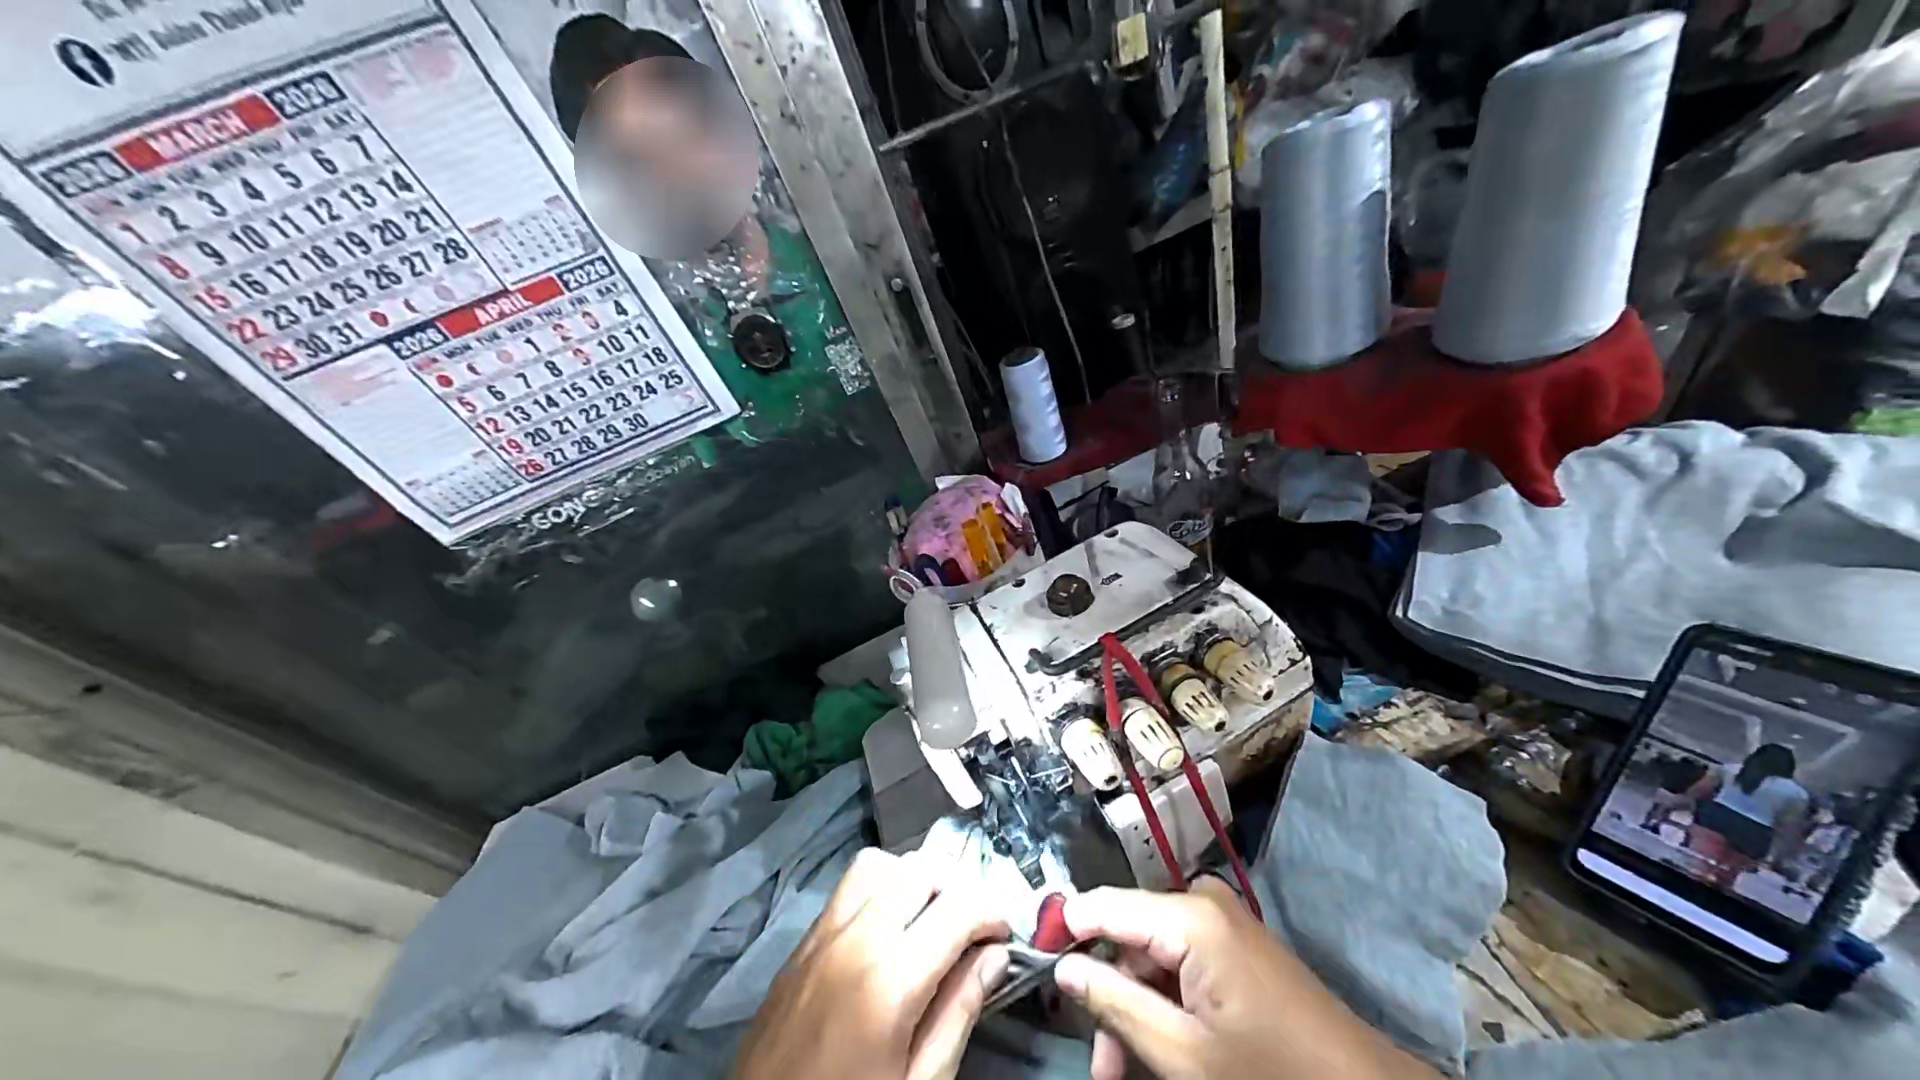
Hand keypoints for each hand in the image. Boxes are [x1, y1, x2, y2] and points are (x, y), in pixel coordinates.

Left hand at [731, 848, 1011, 1079]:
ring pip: (881, 866)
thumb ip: (958, 1012)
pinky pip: (848, 887)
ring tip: (931, 920)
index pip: (958, 907)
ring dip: (915, 880)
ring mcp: (822, 933)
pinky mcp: (801, 941)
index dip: (992, 913)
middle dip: (958, 890)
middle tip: (973, 931)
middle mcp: (855, 936)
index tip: (1005, 937)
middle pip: (920, 872)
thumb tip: (994, 955)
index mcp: (889, 977)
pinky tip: (890, 928)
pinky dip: (880, 887)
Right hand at [1054, 879, 1440, 1079]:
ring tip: (1121, 1071)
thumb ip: (1113, 1002)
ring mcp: (1221, 921)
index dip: (1062, 933)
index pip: (1102, 906)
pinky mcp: (1234, 944)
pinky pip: (1180, 962)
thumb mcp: (1181, 1052)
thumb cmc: (1270, 1075)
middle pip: (1127, 936)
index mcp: (1188, 915)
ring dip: (1133, 1008)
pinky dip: (1163, 1003)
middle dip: (1106, 996)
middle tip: (1097, 1063)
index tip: (1031, 964)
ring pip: (1151, 956)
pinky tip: (1156, 1049)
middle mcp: (1201, 902)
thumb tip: (1062, 966)